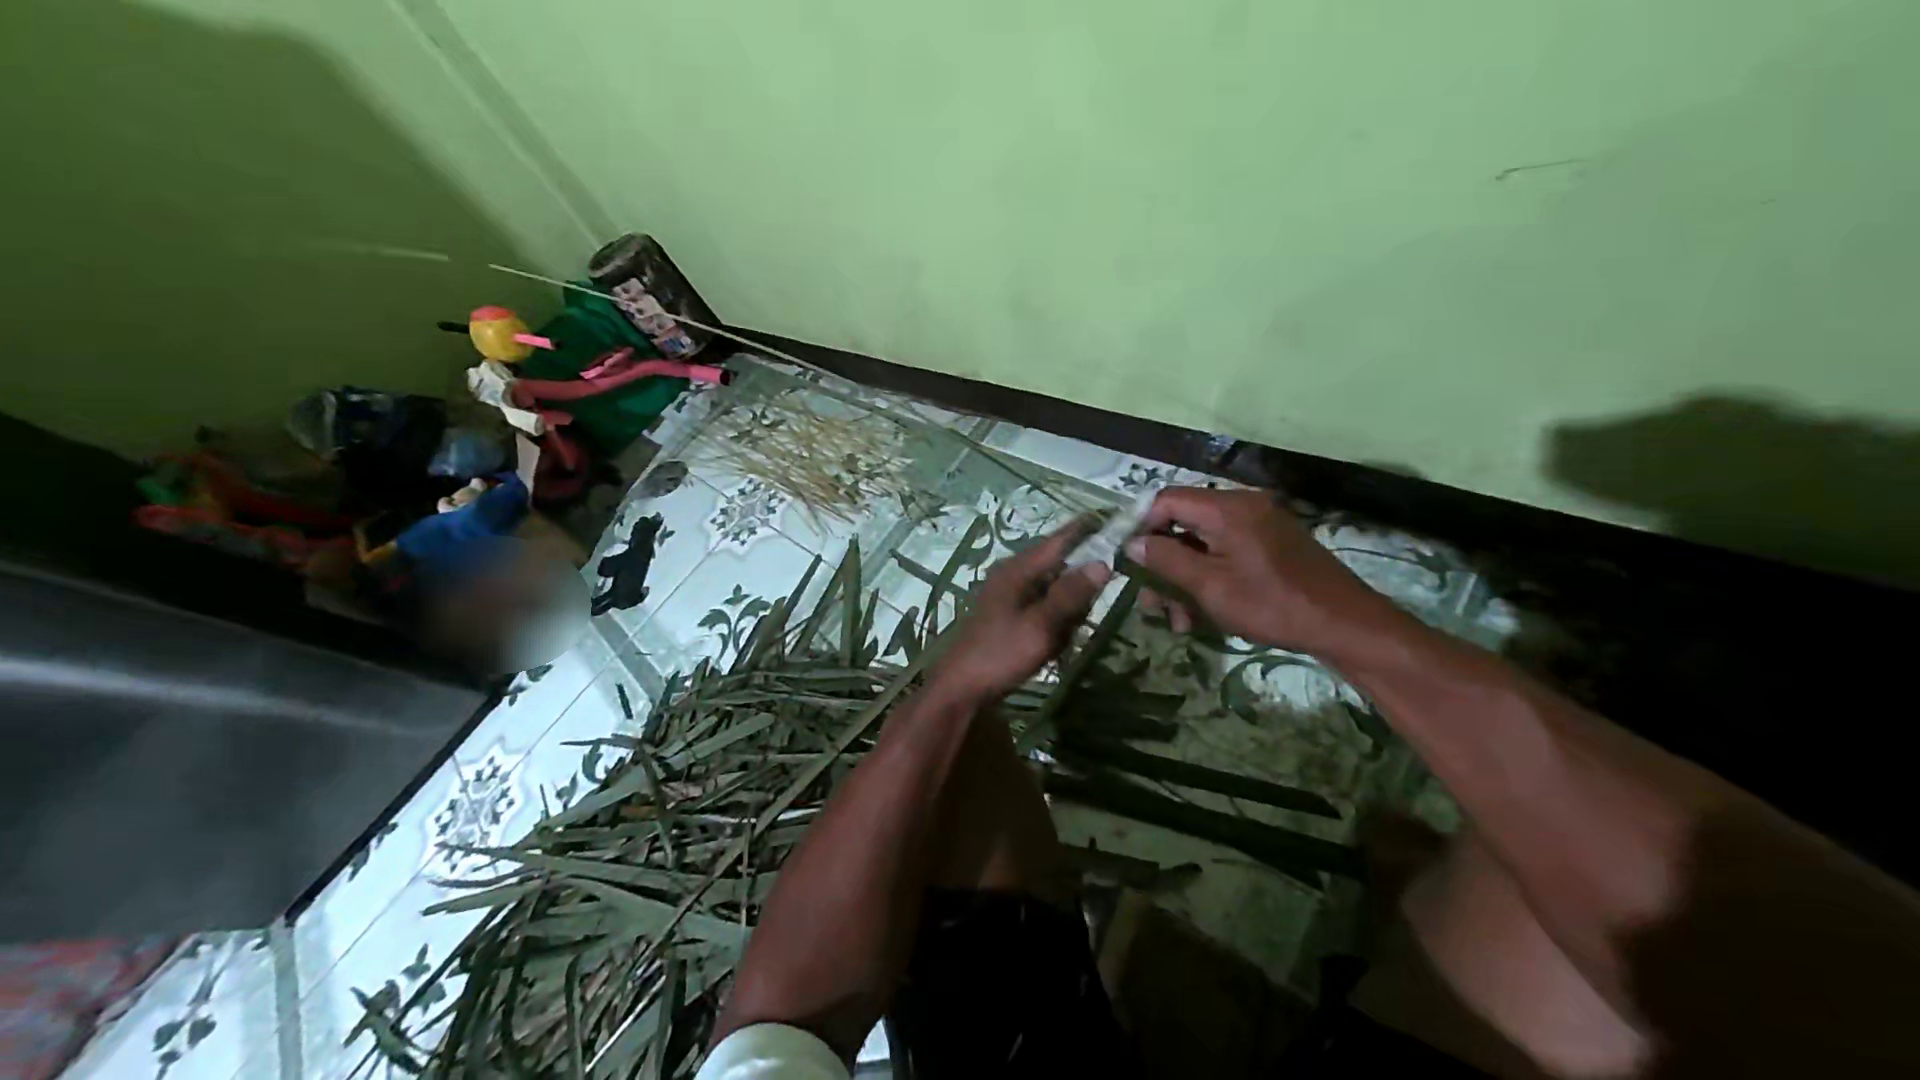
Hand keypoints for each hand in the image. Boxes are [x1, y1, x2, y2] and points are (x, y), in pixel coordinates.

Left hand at [931, 519, 1112, 703]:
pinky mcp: (1009, 616)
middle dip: (1078, 589)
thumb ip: (1071, 594)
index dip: (1086, 530)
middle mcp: (1013, 575)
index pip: (1059, 539)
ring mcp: (1010, 595)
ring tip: (1061, 639)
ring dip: (1066, 613)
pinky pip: (1043, 611)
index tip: (1114, 520)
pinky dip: (1054, 625)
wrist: (961, 688)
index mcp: (1018, 569)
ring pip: (1054, 592)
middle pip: (1060, 567)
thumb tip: (1102, 562)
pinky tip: (1051, 646)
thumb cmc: (1000, 653)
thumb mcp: (1041, 625)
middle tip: (1081, 618)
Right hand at [1124, 487, 1397, 654]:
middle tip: (1152, 604)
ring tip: (1179, 621)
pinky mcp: (1271, 544)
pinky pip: (1226, 551)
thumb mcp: (1209, 586)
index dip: (1141, 527)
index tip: (1128, 561)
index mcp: (1227, 508)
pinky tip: (1203, 613)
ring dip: (1184, 579)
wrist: (1345, 624)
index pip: (1165, 500)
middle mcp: (1243, 506)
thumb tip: (1132, 543)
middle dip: (1162, 564)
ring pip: (1203, 543)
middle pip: (1183, 524)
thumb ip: (1167, 560)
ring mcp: (1260, 524)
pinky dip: (1209, 577)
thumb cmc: (1272, 604)